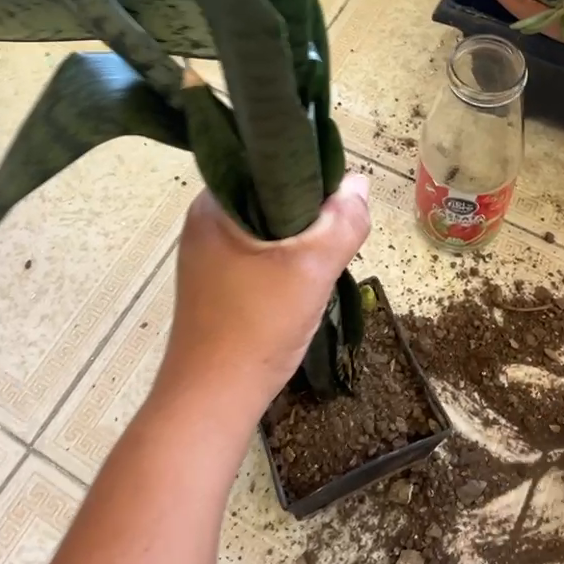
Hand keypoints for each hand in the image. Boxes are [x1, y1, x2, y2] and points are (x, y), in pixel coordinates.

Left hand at [157, 174, 371, 417]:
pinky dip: (284, 262)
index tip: (338, 193)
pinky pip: (258, 255)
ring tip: (326, 254)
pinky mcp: (215, 284)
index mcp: (213, 204)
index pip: (265, 162)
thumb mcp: (312, 268)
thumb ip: (342, 222)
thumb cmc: (256, 325)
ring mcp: (207, 256)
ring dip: (299, 240)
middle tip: (338, 228)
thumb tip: (359, 183)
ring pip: (267, 229)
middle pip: (269, 195)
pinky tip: (305, 280)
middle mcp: (205, 222)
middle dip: (308, 210)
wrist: (212, 401)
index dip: (307, 170)